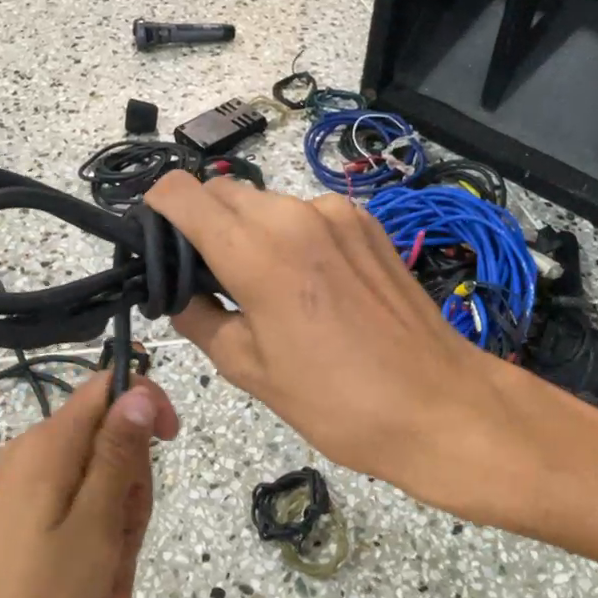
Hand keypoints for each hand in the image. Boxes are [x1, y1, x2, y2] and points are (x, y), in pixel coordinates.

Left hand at [0, 374, 179, 597]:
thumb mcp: (95, 524)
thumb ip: (118, 453)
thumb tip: (139, 391)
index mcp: (49, 444)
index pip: (106, 387)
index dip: (146, 403)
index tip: (172, 440)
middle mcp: (34, 457)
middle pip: (108, 442)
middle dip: (131, 490)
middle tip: (126, 540)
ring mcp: (26, 492)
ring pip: (99, 485)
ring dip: (118, 531)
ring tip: (110, 581)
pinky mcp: (24, 524)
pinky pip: (76, 515)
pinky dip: (96, 548)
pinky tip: (98, 593)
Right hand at [145, 173, 570, 528]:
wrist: (440, 404)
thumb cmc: (338, 401)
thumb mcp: (249, 369)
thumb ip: (198, 316)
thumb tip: (176, 290)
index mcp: (257, 252)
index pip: (181, 192)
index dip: (156, 210)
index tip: (156, 243)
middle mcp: (294, 214)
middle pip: (221, 192)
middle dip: (200, 224)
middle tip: (207, 279)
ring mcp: (336, 212)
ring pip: (263, 202)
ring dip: (246, 231)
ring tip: (263, 287)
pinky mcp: (366, 220)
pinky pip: (306, 213)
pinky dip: (289, 235)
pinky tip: (308, 283)